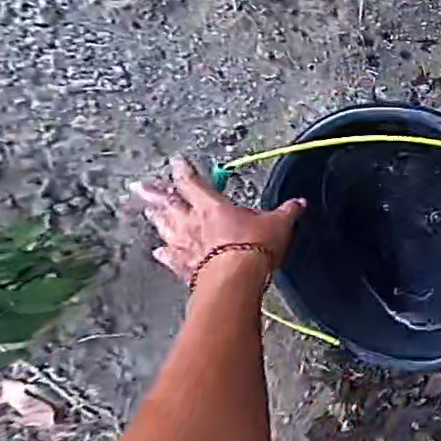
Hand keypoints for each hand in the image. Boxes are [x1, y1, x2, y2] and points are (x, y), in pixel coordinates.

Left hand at [129, 155, 304, 282]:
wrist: (235, 278)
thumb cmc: (254, 247)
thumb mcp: (279, 224)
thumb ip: (287, 212)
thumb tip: (298, 203)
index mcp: (212, 207)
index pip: (192, 183)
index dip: (184, 170)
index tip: (178, 162)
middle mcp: (192, 223)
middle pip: (167, 204)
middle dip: (154, 194)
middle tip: (141, 186)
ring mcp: (184, 246)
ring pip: (163, 228)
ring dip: (156, 219)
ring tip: (149, 212)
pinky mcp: (184, 266)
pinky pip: (169, 257)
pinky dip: (164, 253)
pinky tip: (160, 252)